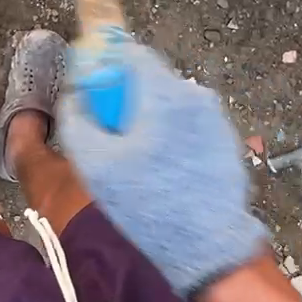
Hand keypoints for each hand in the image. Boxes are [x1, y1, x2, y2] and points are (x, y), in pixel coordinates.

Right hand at [58, 39, 267, 295]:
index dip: (106, 69)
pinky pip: (189, 126)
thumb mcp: (94, 164)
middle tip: (110, 137)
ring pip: (169, 104)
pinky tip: (162, 174)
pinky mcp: (226, 143)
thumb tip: (75, 99)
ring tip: (137, 162)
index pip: (131, 53)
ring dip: (149, 121)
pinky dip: (171, 138)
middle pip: (150, 80)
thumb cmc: (147, 202)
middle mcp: (195, 96)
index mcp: (164, 92)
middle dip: (125, 101)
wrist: (207, 248)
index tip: (94, 98)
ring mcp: (216, 119)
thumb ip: (76, 120)